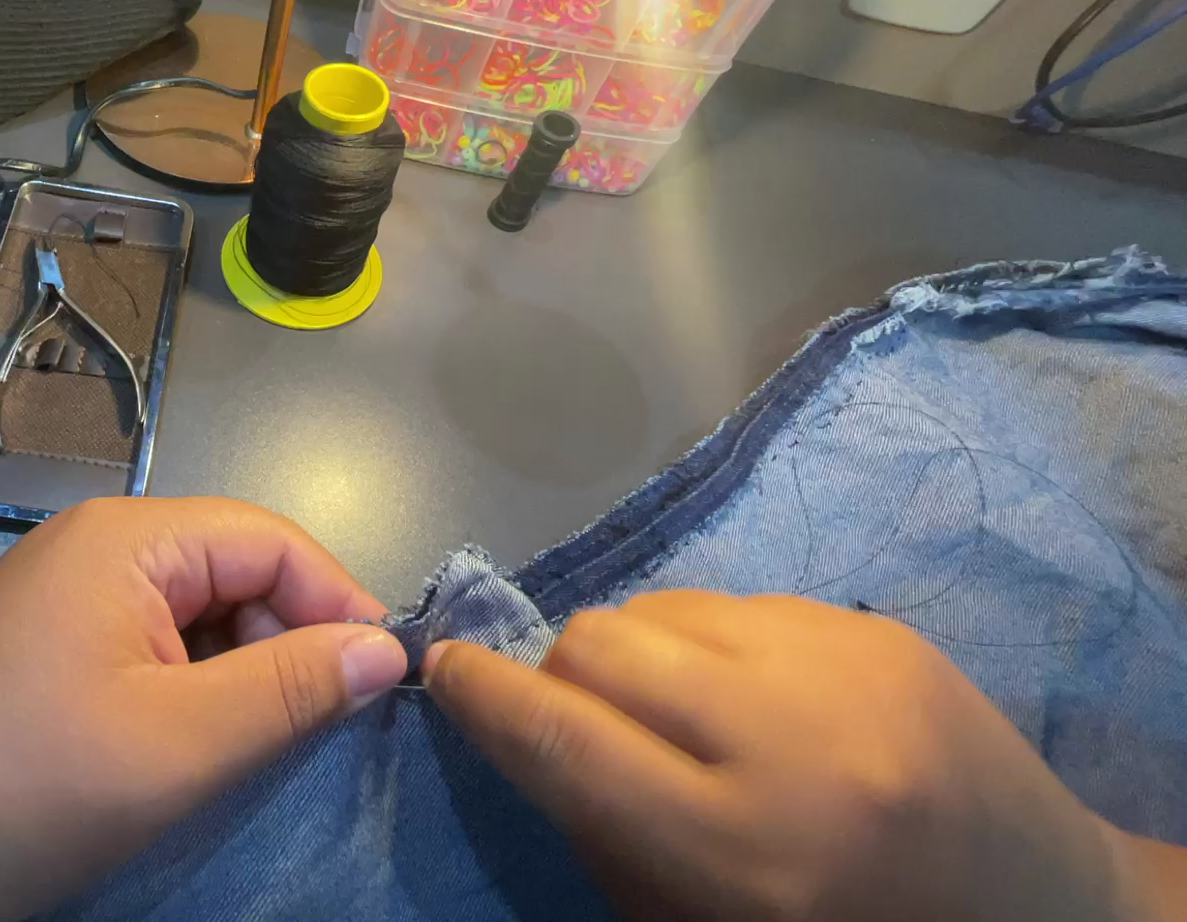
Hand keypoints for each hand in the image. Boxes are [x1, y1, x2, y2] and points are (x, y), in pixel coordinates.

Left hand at [0, 497, 408, 920]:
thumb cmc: (25, 787)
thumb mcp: (178, 744)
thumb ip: (289, 689)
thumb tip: (386, 650)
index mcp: (128, 538)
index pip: (267, 539)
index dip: (333, 599)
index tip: (382, 678)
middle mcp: (103, 544)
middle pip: (234, 568)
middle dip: (286, 639)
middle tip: (316, 725)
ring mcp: (77, 590)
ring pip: (201, 609)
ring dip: (243, 668)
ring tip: (256, 741)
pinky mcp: (62, 637)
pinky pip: (160, 640)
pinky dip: (198, 684)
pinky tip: (199, 739)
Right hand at [423, 592, 1174, 920]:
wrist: (1049, 918)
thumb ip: (591, 817)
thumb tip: (513, 710)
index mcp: (746, 852)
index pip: (564, 739)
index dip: (483, 691)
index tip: (442, 662)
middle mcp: (797, 744)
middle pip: (595, 643)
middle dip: (563, 671)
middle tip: (590, 712)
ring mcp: (843, 666)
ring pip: (649, 608)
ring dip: (636, 653)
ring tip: (687, 705)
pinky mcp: (872, 626)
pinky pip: (721, 602)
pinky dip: (704, 642)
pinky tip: (757, 692)